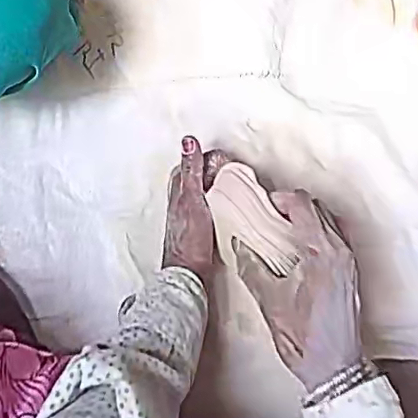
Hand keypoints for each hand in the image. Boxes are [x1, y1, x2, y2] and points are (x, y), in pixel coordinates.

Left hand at [160, 136, 227, 282]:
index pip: (195, 162)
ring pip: (209, 190)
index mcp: (179, 188)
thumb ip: (192, 170)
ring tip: (238, 187)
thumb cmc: (190, 240)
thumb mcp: (192, 199)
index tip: (228, 162)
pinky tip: (232, 206)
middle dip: (219, 171)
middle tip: (236, 173)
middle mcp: (183, 199)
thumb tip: (189, 142)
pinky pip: (213, 205)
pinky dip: (222, 202)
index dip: (212, 159)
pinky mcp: (201, 226)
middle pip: (203, 175)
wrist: (190, 275)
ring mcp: (192, 213)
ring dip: (222, 187)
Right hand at [234, 190, 363, 392]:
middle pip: (317, 207)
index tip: (266, 206)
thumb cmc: (306, 342)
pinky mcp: (352, 271)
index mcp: (322, 252)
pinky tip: (305, 247)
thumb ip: (253, 270)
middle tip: (272, 216)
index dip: (282, 199)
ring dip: (308, 216)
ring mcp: (349, 260)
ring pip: (329, 219)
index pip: (304, 205)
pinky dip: (321, 230)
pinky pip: (338, 235)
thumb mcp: (272, 306)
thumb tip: (239, 247)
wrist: (337, 371)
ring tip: (286, 229)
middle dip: (294, 205)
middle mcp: (340, 250)